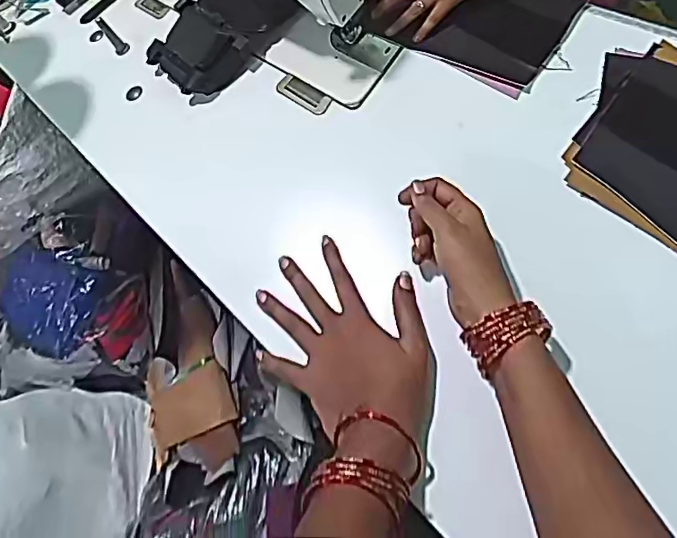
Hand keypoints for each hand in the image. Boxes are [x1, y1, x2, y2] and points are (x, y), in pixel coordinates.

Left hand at [256, 236, 431, 459]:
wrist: (380, 433)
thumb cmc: (400, 395)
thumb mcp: (415, 348)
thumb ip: (406, 311)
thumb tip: (401, 282)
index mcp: (358, 324)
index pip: (343, 282)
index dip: (333, 260)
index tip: (324, 244)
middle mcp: (334, 335)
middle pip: (310, 298)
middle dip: (295, 277)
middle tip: (284, 263)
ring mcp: (319, 357)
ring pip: (291, 326)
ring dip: (275, 309)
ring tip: (261, 296)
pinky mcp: (310, 381)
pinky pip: (286, 369)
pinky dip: (271, 362)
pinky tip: (261, 355)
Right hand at [398, 178, 517, 328]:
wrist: (482, 308)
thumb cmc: (474, 271)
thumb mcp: (446, 229)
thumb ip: (428, 206)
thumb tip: (417, 188)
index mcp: (465, 210)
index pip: (438, 187)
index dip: (419, 191)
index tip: (404, 199)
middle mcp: (462, 224)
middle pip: (430, 207)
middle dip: (418, 219)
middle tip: (419, 230)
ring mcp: (457, 242)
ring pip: (427, 228)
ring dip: (419, 237)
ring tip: (423, 249)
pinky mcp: (451, 259)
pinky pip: (430, 246)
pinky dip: (423, 251)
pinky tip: (425, 259)